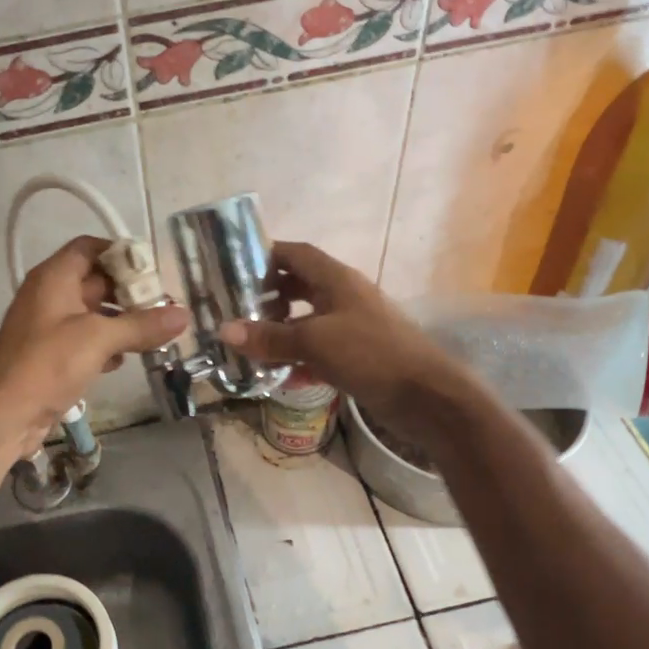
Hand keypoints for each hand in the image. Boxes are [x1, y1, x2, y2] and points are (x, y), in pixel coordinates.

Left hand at [0, 236, 189, 457]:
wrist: (5, 414)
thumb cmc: (48, 364)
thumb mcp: (99, 339)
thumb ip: (141, 325)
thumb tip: (183, 314)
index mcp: (54, 278)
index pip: (90, 248)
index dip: (121, 253)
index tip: (153, 271)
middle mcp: (50, 296)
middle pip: (96, 281)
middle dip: (129, 292)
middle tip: (164, 305)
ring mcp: (49, 328)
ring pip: (93, 314)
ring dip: (122, 321)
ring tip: (156, 332)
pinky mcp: (52, 357)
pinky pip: (85, 342)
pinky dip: (107, 346)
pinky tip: (127, 358)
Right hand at [216, 242, 462, 427]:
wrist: (424, 395)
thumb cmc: (371, 354)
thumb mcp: (315, 342)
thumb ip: (270, 337)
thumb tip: (224, 330)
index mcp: (337, 280)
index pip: (296, 254)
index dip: (266, 256)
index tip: (234, 269)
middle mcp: (344, 297)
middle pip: (300, 286)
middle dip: (269, 296)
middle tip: (236, 311)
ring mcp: (352, 327)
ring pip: (307, 320)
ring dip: (280, 330)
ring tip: (249, 344)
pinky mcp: (357, 356)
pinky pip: (319, 349)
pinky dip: (297, 356)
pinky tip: (278, 373)